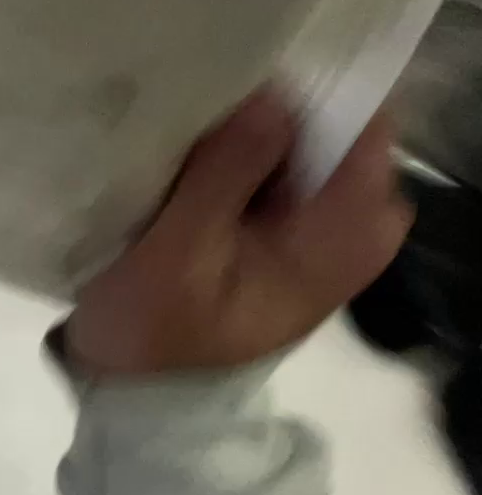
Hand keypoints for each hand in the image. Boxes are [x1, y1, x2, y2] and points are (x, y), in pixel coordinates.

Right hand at [65, 91, 411, 377]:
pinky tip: (178, 199)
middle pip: (319, 134)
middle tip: (175, 147)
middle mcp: (360, 220)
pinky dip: (223, 181)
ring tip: (169, 174)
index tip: (210, 106)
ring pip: (288, 156)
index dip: (283, 101)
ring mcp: (324, 233)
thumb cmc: (150, 336)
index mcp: (354, 225)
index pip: (349, 118)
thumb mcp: (171, 259)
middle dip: (252, 130)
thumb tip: (262, 97)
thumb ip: (221, 178)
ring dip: (230, 156)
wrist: (135, 397)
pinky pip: (266, 185)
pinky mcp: (285, 243)